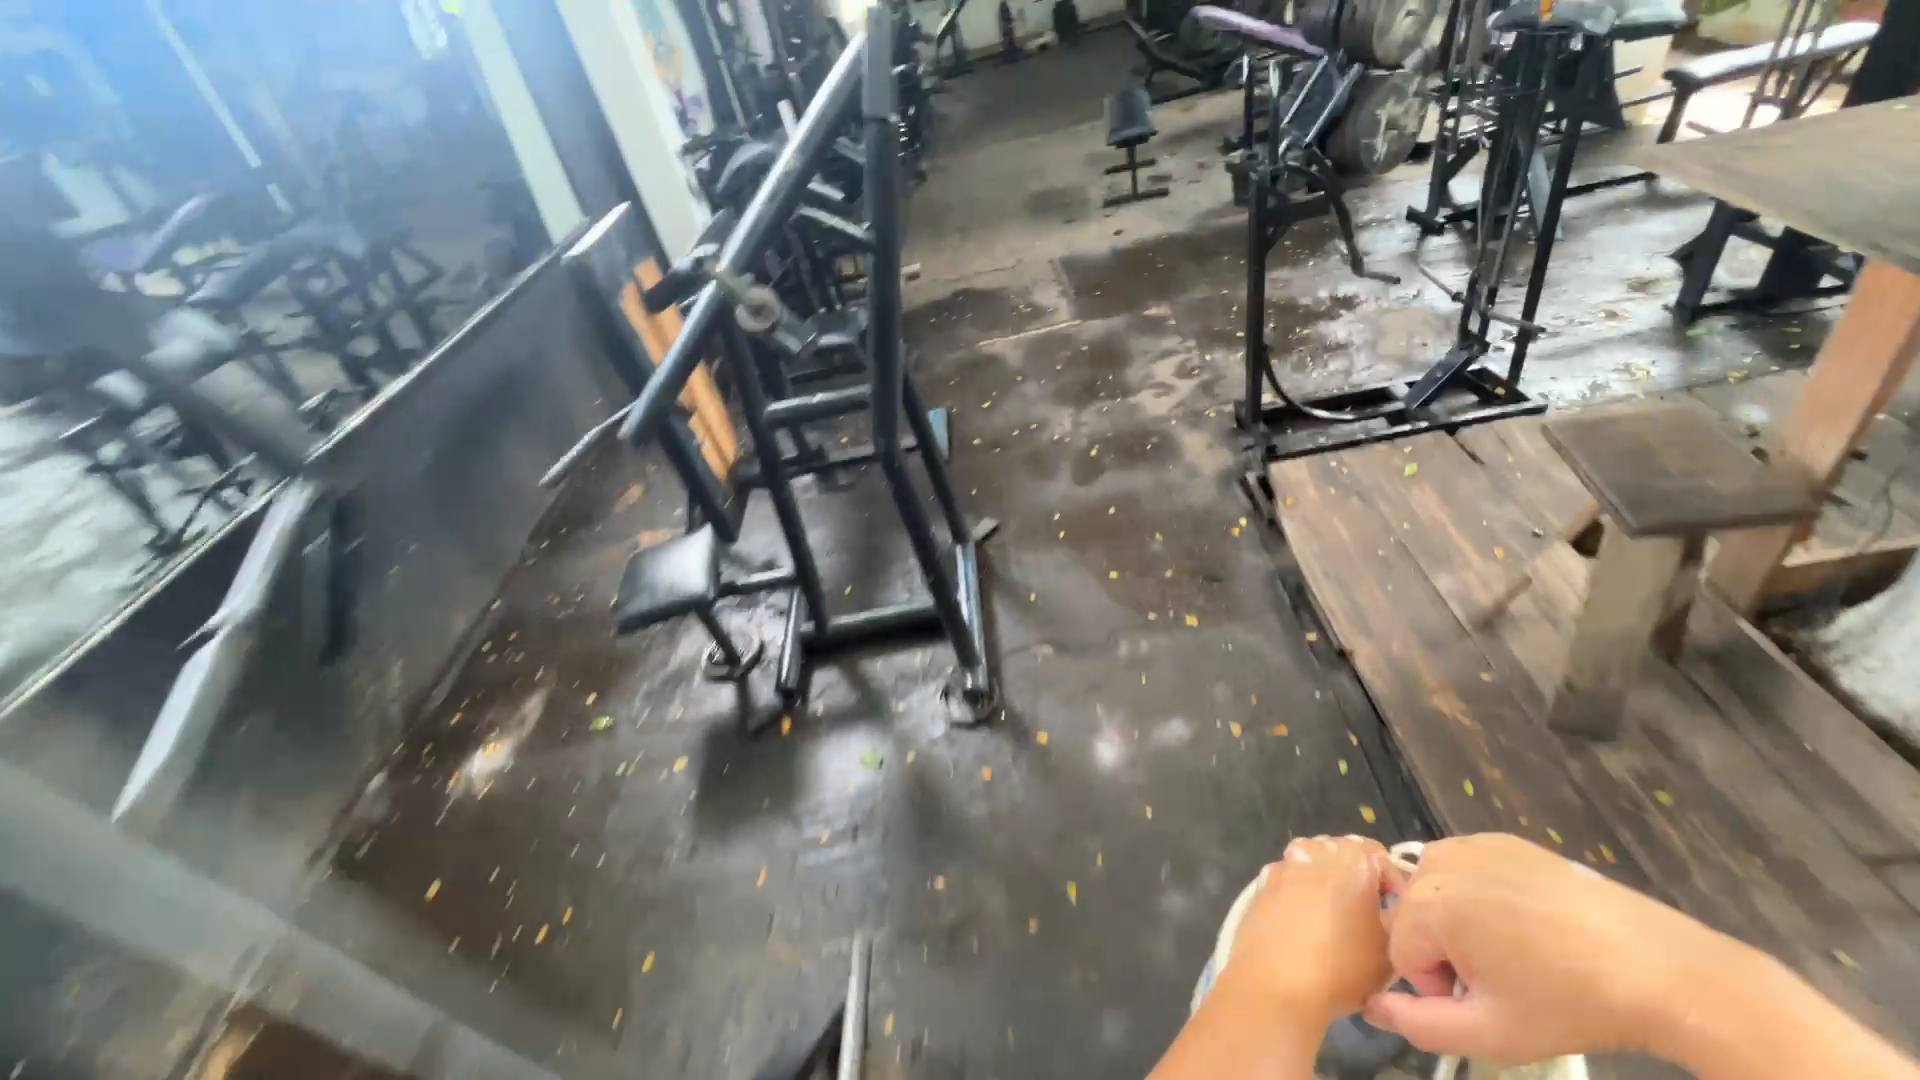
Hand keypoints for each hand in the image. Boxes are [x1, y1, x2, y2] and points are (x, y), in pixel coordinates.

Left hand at [1215, 835, 1398, 1022]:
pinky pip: (1289, 883)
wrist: (1275, 981)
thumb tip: (1389, 911)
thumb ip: (1396, 919)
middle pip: (1342, 854)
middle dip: (1357, 878)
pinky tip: (1303, 926)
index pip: (1381, 856)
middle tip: (1367, 915)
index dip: (1393, 885)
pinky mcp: (1259, 884)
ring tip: (1334, 921)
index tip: (1396, 914)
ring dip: (1326, 884)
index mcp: (1351, 857)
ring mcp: (1282, 865)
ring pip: (1313, 865)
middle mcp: (1314, 850)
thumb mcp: (1391, 948)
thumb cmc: (1343, 964)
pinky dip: (1299, 896)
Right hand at [1363, 833, 1748, 1062]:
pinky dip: (1483, 898)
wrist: (1661, 969)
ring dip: (1462, 925)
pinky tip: (1530, 922)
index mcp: (1426, 905)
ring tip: (1520, 951)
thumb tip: (1370, 1006)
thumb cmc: (1570, 1004)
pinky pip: (1466, 873)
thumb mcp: (1492, 1033)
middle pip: (1415, 920)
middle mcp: (1436, 861)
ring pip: (1437, 896)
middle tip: (1509, 979)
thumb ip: (1418, 1025)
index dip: (1442, 988)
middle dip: (1450, 953)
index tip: (1492, 1000)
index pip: (1402, 956)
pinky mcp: (1501, 840)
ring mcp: (1470, 844)